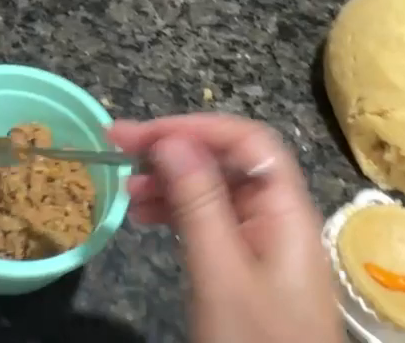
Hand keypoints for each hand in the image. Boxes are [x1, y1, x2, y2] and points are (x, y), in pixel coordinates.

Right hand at [109, 114, 341, 342]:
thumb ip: (198, 202)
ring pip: (215, 190)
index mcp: (286, 211)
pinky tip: (145, 218)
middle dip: (173, 150)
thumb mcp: (220, 275)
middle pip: (227, 161)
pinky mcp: (249, 271)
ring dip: (170, 181)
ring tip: (126, 191)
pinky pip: (211, 221)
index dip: (194, 128)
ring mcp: (265, 245)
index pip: (245, 141)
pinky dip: (177, 212)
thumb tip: (171, 139)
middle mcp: (279, 219)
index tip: (142, 136)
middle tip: (118, 149)